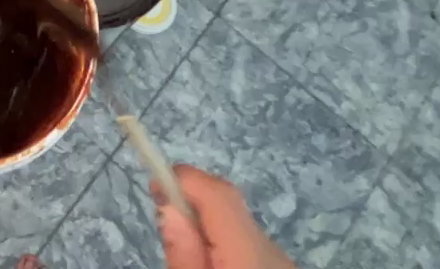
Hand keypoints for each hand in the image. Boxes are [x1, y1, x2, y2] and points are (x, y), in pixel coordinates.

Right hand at [152, 166, 296, 268]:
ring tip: (190, 252)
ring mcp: (284, 260)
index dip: (183, 178)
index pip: (217, 192)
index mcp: (251, 254)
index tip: (155, 184)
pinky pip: (251, 241)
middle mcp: (275, 251)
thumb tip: (167, 202)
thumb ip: (183, 251)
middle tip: (166, 222)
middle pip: (228, 204)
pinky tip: (214, 262)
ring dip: (209, 224)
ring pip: (239, 223)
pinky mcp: (283, 266)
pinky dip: (227, 242)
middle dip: (193, 202)